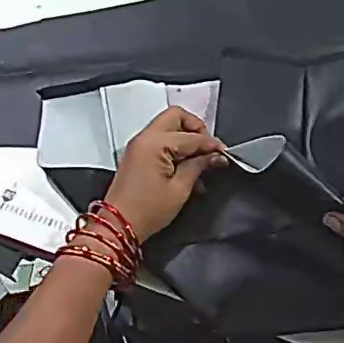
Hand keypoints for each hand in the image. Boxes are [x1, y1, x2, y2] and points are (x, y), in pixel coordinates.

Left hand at [103, 107, 227, 238]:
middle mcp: (145, 138)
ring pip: (169, 128)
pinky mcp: (138, 155)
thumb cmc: (148, 210)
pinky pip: (161, 142)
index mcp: (155, 143)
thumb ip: (198, 166)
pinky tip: (188, 171)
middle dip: (196, 130)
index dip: (211, 144)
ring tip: (201, 165)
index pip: (190, 136)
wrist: (119, 225)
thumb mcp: (179, 189)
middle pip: (176, 117)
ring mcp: (139, 145)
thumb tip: (215, 156)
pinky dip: (176, 150)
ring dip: (186, 141)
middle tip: (208, 150)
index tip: (224, 154)